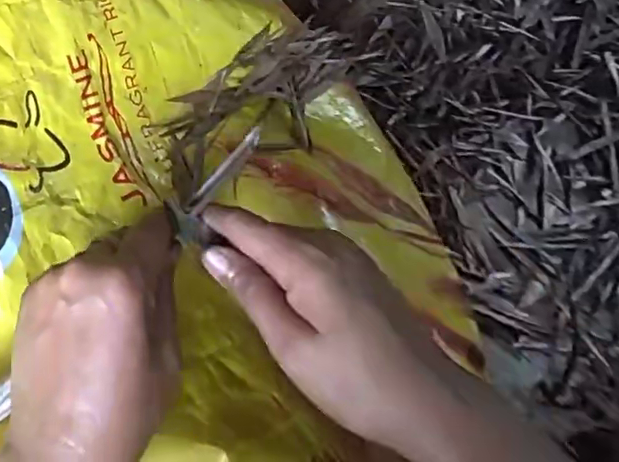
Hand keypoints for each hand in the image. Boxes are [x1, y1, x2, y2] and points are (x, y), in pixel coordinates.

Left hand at [4, 212, 179, 461]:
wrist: (57, 450)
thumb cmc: (124, 411)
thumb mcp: (166, 358)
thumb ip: (166, 296)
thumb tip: (166, 256)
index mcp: (123, 282)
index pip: (149, 230)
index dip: (162, 228)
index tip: (169, 234)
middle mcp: (84, 268)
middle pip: (116, 244)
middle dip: (129, 261)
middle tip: (134, 296)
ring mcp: (53, 279)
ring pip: (88, 261)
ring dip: (99, 276)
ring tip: (99, 319)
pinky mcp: (30, 294)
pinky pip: (63, 278)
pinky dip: (74, 290)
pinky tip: (74, 327)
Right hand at [201, 206, 565, 461]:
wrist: (432, 401)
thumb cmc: (354, 382)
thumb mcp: (292, 347)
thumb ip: (251, 293)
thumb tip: (212, 253)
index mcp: (306, 259)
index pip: (248, 226)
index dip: (216, 219)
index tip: (186, 217)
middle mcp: (326, 242)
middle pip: (268, 230)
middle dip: (236, 236)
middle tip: (204, 253)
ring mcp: (347, 250)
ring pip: (289, 237)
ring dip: (261, 247)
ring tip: (237, 269)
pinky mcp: (360, 264)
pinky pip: (310, 247)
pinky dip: (286, 255)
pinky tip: (282, 281)